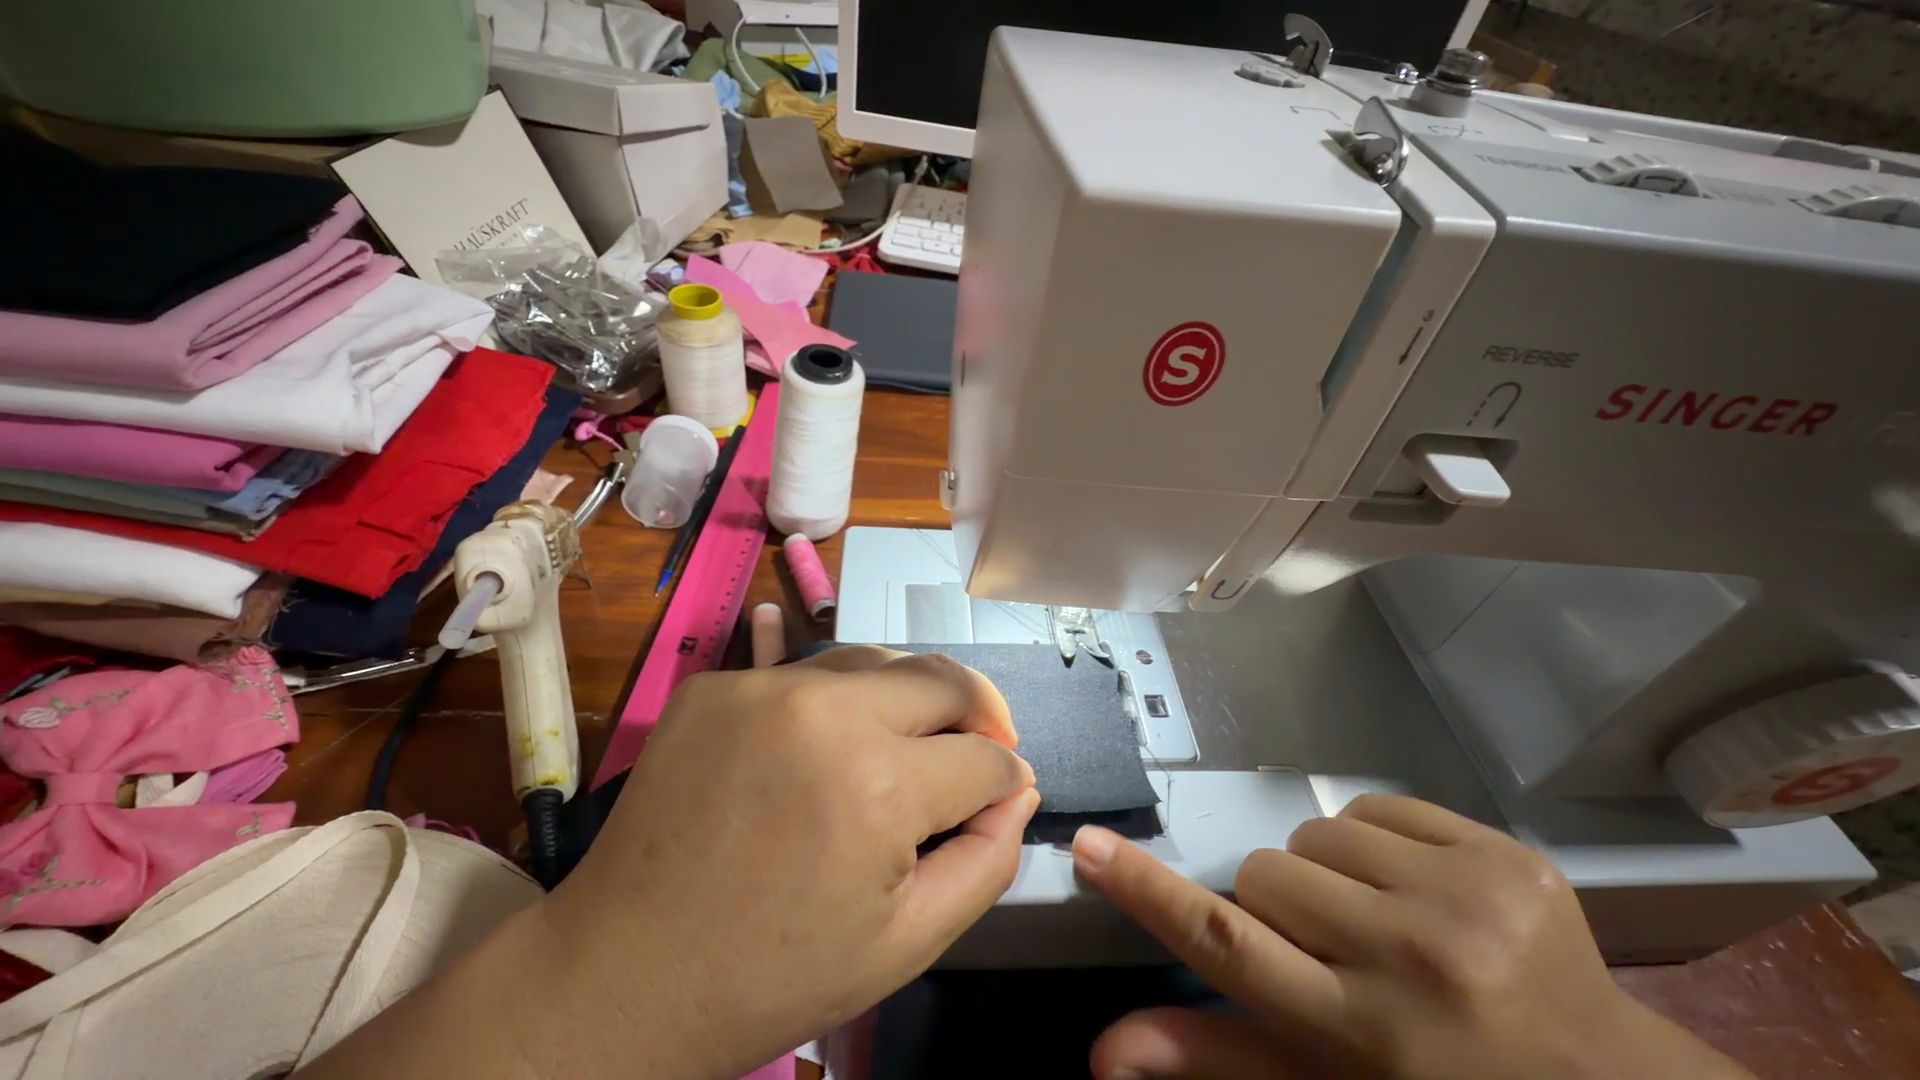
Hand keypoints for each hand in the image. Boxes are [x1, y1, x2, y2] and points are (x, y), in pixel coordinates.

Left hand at [548, 646, 1038, 1078]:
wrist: (624, 974)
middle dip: (979, 711)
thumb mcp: (907, 942)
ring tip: (910, 741)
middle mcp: (825, 712)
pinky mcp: (714, 684)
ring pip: (876, 660)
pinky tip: (825, 747)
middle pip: (943, 677)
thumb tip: (1018, 789)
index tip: (1003, 793)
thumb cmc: (775, 975)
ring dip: (910, 697)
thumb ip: (987, 860)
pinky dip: (836, 704)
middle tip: (983, 744)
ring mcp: (761, 687)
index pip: (987, 755)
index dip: (1007, 778)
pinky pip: (805, 675)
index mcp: (879, 785)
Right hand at [1072, 795, 1752, 1079]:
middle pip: (1265, 874)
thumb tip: (1102, 1054)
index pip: (1227, 945)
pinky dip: (1375, 843)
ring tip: (1375, 923)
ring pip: (1316, 835)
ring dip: (1325, 873)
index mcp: (1362, 1031)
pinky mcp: (1505, 854)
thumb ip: (1218, 1058)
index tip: (1087, 846)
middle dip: (1273, 905)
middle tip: (1325, 952)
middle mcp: (1411, 957)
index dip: (1147, 892)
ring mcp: (1468, 898)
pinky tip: (1417, 892)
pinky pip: (1377, 808)